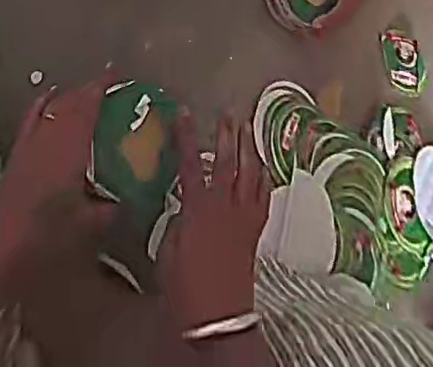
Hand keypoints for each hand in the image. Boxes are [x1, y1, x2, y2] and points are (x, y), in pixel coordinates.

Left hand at [0, 77, 113, 267]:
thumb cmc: (47, 238)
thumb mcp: (91, 227)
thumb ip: (112, 207)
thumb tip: (127, 197)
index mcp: (69, 147)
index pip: (87, 105)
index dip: (102, 87)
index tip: (118, 76)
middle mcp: (48, 137)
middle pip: (69, 101)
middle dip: (89, 90)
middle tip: (110, 88)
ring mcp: (29, 145)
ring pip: (51, 107)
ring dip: (69, 97)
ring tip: (87, 96)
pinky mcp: (16, 156)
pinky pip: (33, 118)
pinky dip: (43, 105)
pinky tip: (49, 101)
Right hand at [161, 113, 269, 331]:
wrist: (220, 320)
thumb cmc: (186, 289)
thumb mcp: (168, 252)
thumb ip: (177, 221)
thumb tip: (183, 205)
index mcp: (198, 210)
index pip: (191, 164)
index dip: (187, 137)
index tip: (184, 113)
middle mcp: (224, 207)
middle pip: (228, 162)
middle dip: (227, 134)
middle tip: (227, 112)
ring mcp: (244, 217)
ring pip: (250, 174)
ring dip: (248, 148)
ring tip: (246, 126)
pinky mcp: (256, 230)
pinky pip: (264, 197)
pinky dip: (265, 177)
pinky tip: (264, 165)